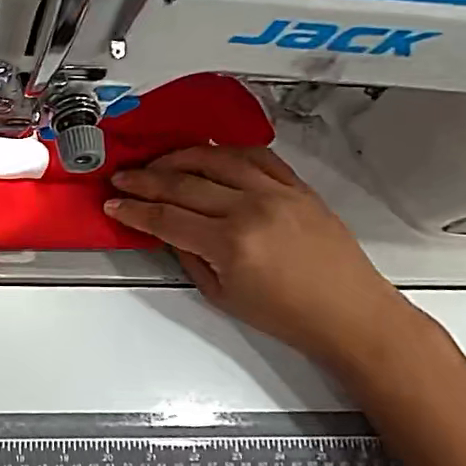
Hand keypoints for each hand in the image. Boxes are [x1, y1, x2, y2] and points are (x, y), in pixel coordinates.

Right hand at [106, 145, 434, 367]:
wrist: (350, 314)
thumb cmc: (291, 316)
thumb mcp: (222, 295)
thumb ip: (189, 257)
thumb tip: (167, 231)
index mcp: (231, 243)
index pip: (166, 217)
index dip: (134, 209)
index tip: (115, 204)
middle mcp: (253, 209)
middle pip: (183, 182)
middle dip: (145, 180)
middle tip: (123, 178)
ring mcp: (278, 192)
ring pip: (215, 158)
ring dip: (178, 156)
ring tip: (157, 161)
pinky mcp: (297, 186)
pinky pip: (255, 155)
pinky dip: (225, 150)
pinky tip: (207, 153)